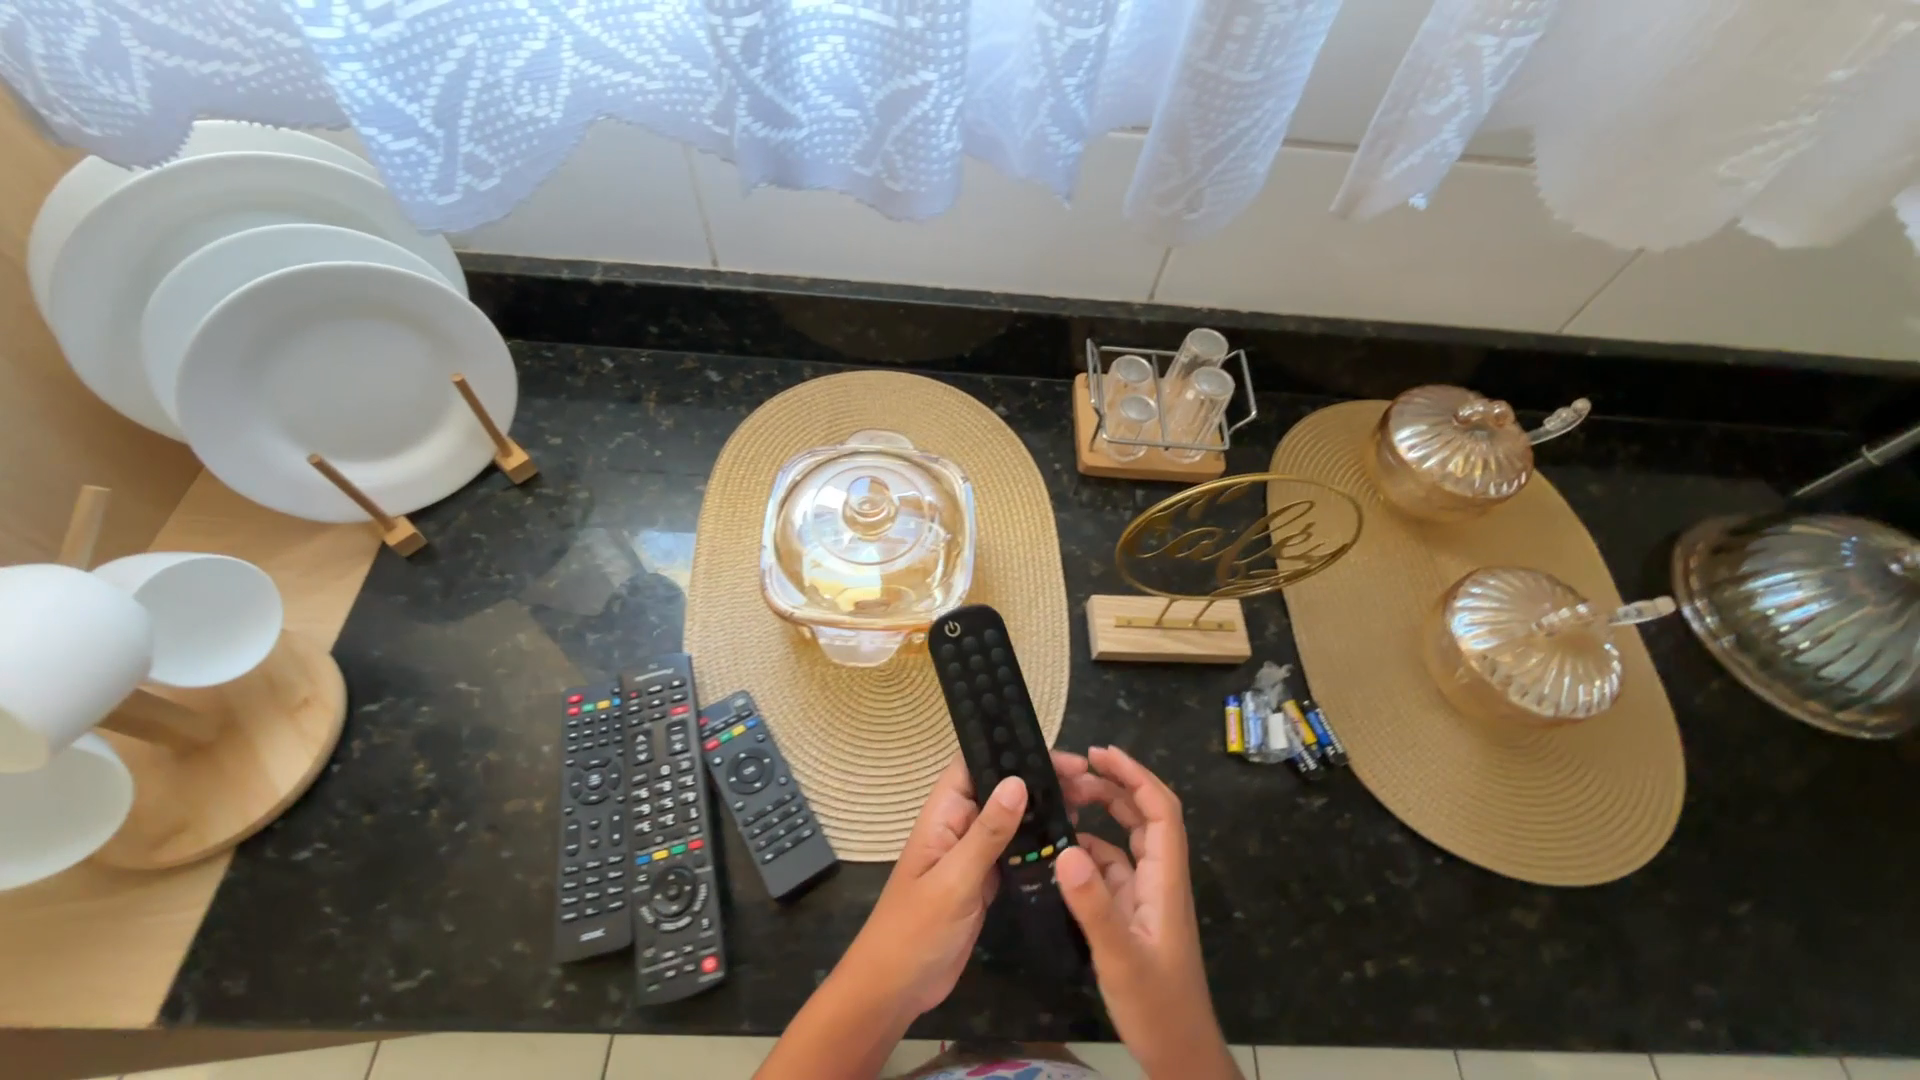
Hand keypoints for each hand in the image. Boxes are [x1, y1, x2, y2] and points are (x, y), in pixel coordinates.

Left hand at [836, 750, 1118, 1019]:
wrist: (896, 989)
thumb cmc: (915, 929)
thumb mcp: (955, 879)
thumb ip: (987, 833)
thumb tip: (1018, 782)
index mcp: (943, 815)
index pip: (975, 765)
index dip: (1012, 753)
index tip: (1057, 757)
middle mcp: (958, 827)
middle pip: (999, 789)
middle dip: (1038, 780)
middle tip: (1084, 782)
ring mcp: (971, 855)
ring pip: (1010, 821)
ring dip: (1042, 812)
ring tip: (1085, 806)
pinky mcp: (983, 882)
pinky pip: (1014, 853)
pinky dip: (1038, 846)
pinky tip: (1067, 844)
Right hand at [1054, 746, 1239, 1079]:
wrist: (1177, 1052)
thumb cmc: (1157, 1004)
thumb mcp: (1120, 956)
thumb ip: (1094, 905)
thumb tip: (1066, 850)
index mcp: (1165, 879)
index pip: (1160, 810)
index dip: (1135, 776)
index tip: (1101, 754)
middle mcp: (1159, 879)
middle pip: (1144, 816)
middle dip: (1114, 786)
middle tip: (1072, 772)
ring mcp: (1146, 896)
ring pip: (1128, 840)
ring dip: (1103, 814)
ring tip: (1064, 799)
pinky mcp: (1132, 914)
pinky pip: (1113, 868)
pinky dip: (1090, 851)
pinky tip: (1063, 850)